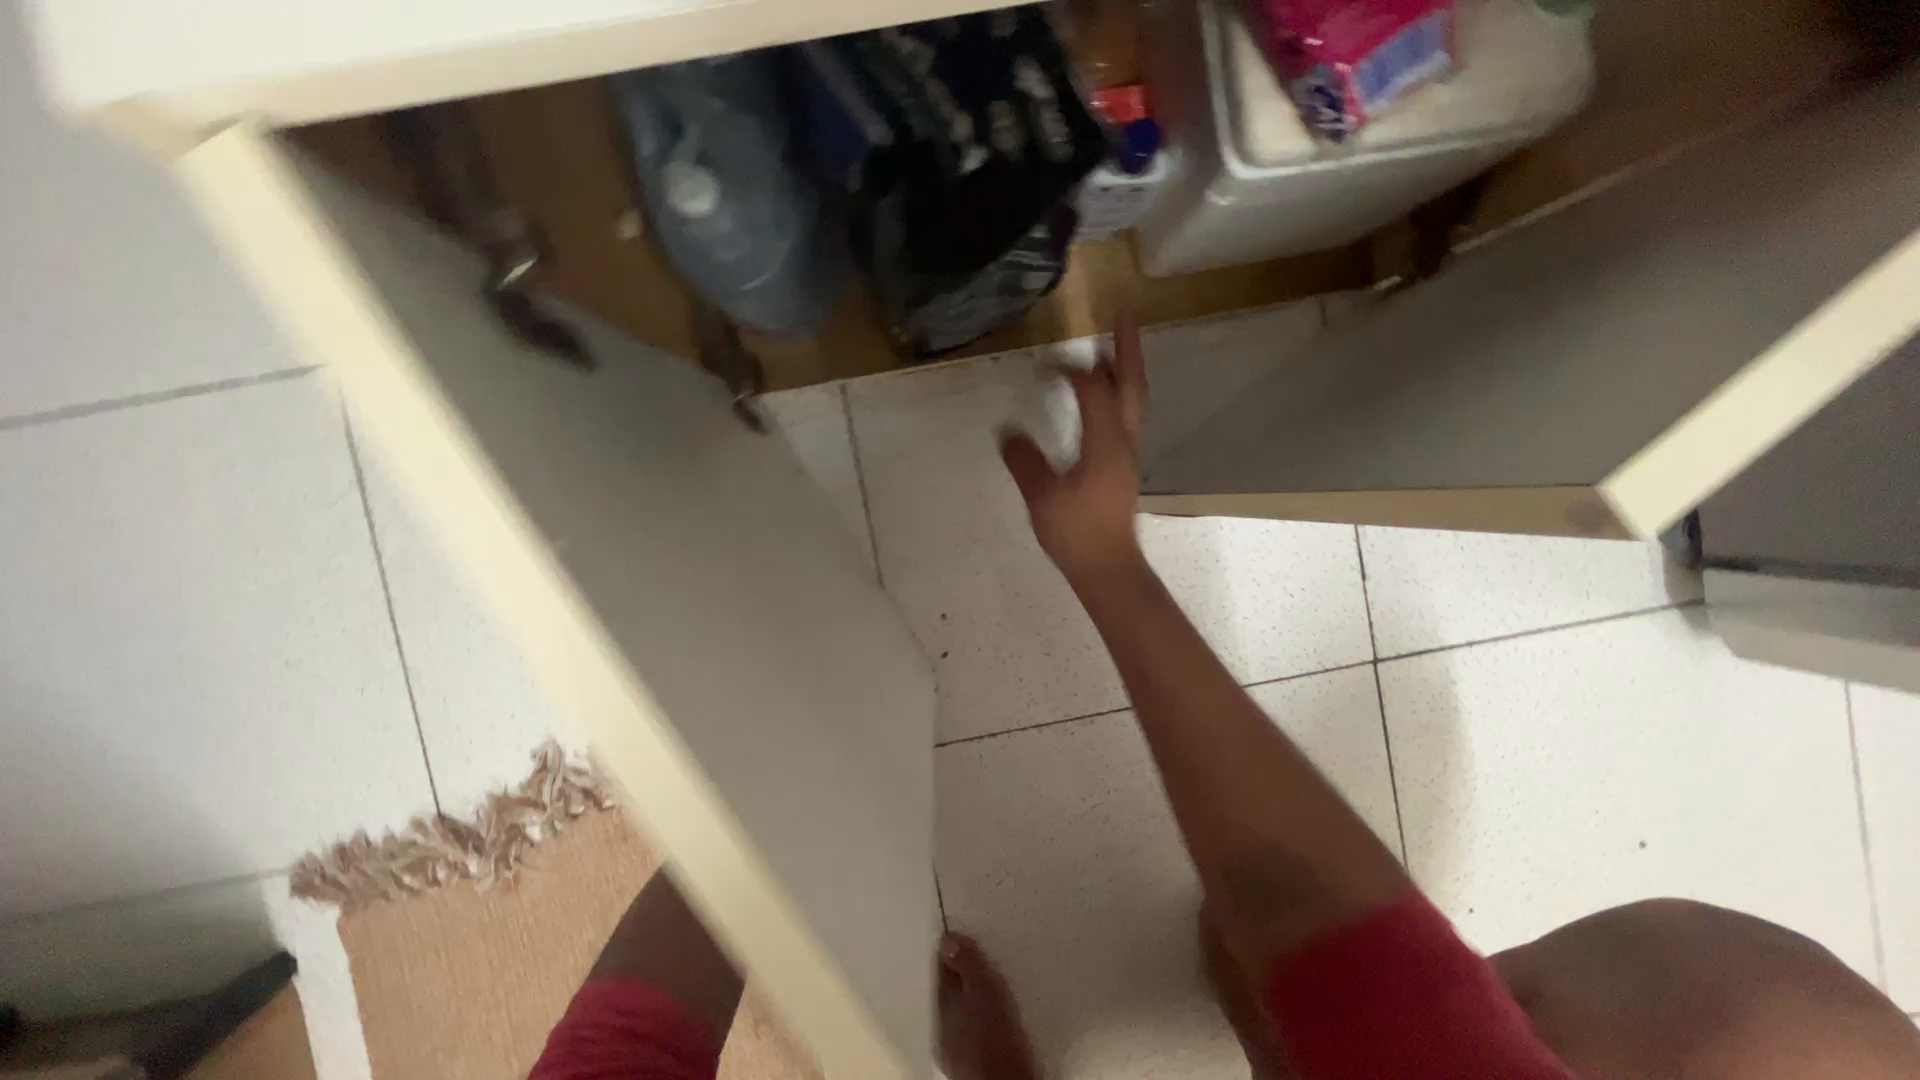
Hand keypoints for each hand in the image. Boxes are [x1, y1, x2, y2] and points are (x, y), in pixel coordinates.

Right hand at [1001, 311, 1148, 584]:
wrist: (1108, 568)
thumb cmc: (1077, 534)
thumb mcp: (1043, 497)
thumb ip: (1025, 461)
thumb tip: (1006, 431)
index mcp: (1106, 442)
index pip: (1093, 390)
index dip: (1069, 370)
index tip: (1041, 365)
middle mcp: (1124, 441)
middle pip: (1131, 385)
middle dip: (1127, 348)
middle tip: (1125, 314)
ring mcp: (1128, 454)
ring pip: (1134, 401)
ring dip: (1126, 370)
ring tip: (1115, 346)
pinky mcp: (1123, 466)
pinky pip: (1127, 417)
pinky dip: (1120, 395)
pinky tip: (1106, 397)